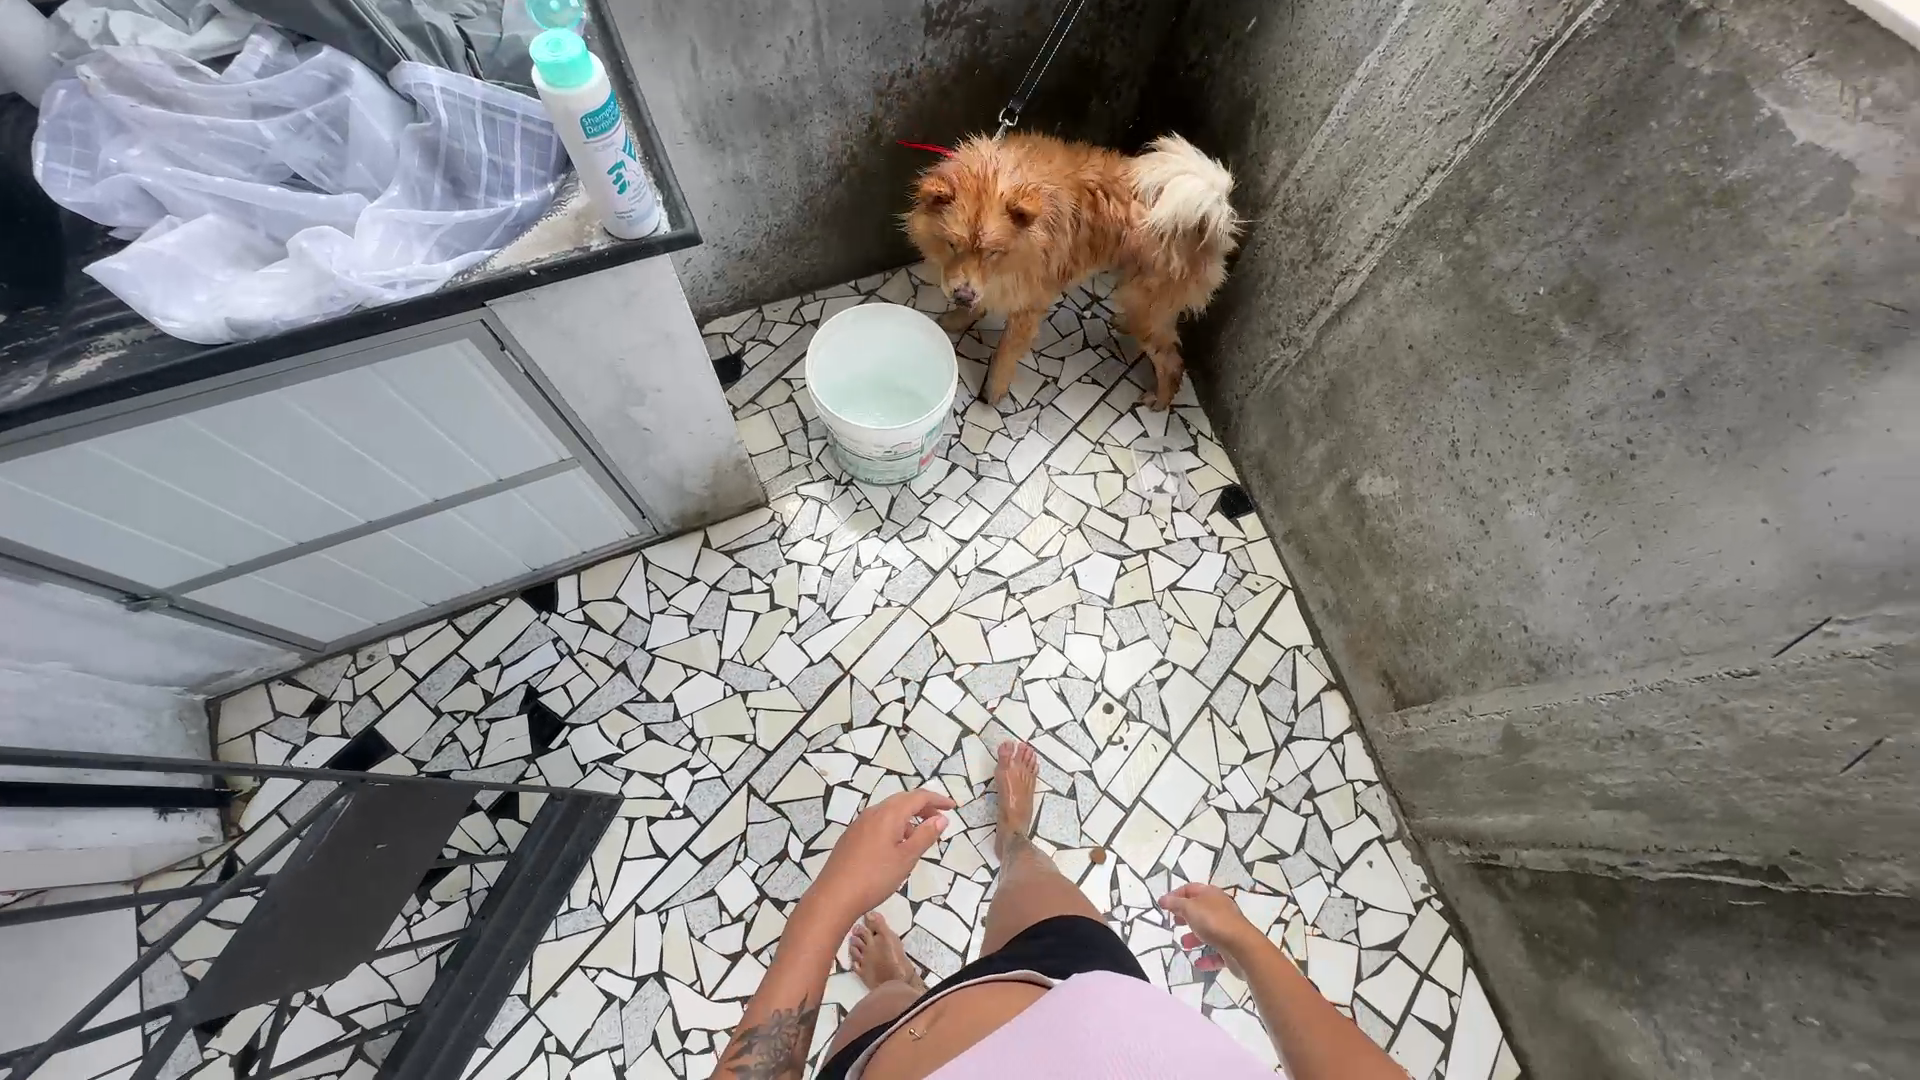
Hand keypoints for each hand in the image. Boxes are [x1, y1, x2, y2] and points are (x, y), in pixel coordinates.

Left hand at [805, 789, 955, 928]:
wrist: (834, 897)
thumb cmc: (875, 877)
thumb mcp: (906, 858)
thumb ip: (925, 836)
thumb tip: (941, 819)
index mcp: (889, 814)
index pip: (918, 797)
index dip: (937, 800)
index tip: (953, 807)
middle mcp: (873, 812)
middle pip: (903, 800)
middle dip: (923, 807)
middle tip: (939, 820)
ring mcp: (860, 824)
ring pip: (889, 812)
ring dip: (908, 818)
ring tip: (920, 836)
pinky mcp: (851, 837)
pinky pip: (878, 822)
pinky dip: (894, 826)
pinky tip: (896, 846)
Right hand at [1160, 882, 1263, 974]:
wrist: (1243, 948)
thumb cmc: (1213, 922)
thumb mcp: (1189, 908)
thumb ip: (1175, 904)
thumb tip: (1163, 899)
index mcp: (1211, 895)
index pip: (1190, 889)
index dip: (1176, 895)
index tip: (1164, 906)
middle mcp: (1220, 909)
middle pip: (1200, 910)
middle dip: (1185, 916)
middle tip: (1174, 922)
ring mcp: (1228, 930)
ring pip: (1208, 932)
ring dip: (1194, 938)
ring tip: (1184, 944)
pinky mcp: (1232, 949)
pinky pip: (1217, 953)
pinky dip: (1206, 957)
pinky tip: (1198, 963)